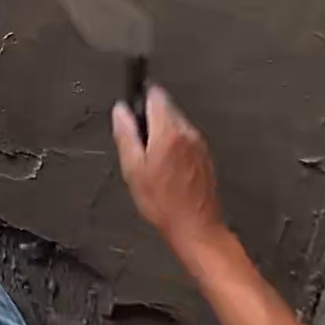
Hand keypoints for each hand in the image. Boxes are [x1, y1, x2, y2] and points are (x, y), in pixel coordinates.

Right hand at [111, 85, 226, 253]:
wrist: (196, 229)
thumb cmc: (165, 205)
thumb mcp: (132, 169)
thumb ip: (125, 134)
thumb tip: (120, 112)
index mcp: (168, 132)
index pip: (155, 94)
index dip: (140, 97)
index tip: (133, 106)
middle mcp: (187, 133)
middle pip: (166, 107)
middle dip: (150, 118)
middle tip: (139, 142)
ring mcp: (199, 144)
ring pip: (176, 123)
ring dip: (162, 132)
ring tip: (153, 160)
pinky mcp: (204, 156)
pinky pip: (185, 139)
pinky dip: (175, 146)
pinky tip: (167, 169)